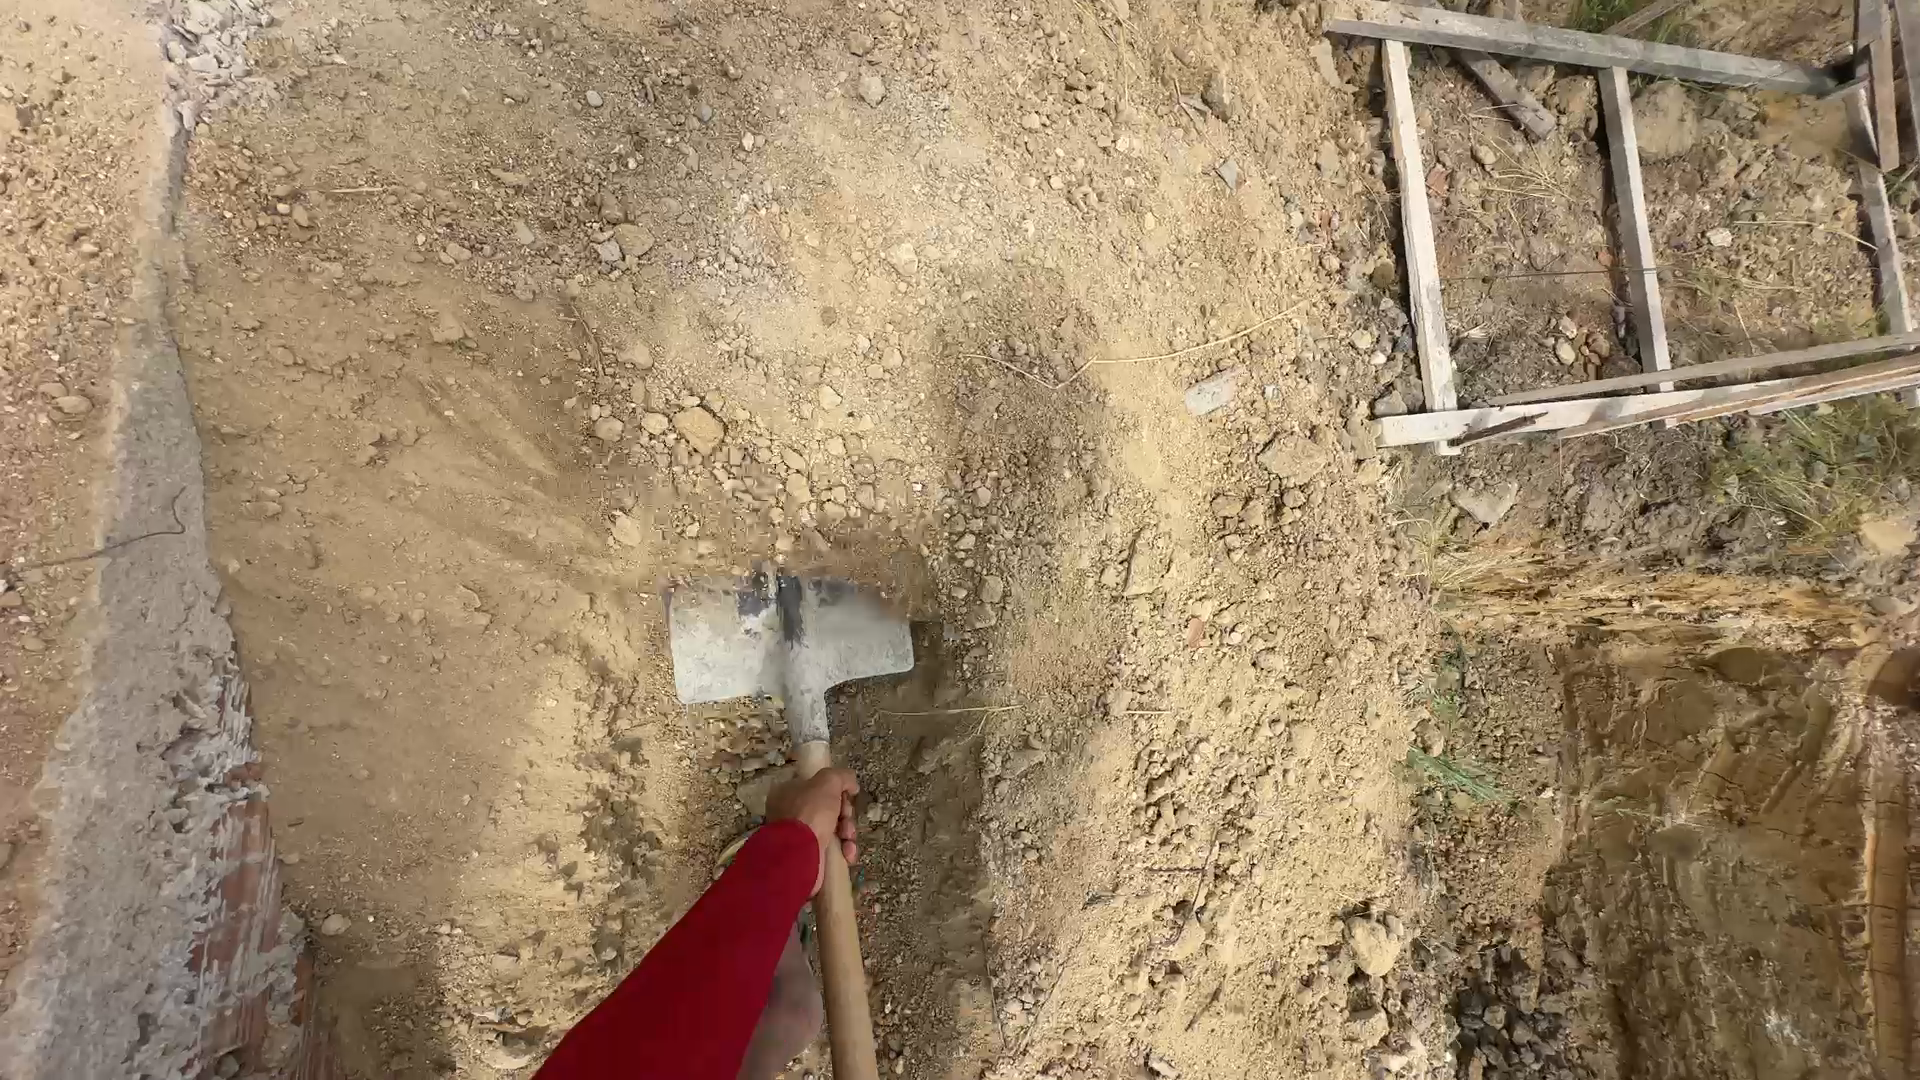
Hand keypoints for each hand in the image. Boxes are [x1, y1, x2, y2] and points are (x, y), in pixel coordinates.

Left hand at [766, 767, 859, 896]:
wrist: (799, 855)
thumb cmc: (810, 812)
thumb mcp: (828, 781)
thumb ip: (841, 776)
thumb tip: (851, 784)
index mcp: (787, 793)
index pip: (816, 786)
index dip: (835, 789)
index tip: (846, 794)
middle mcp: (790, 814)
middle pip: (828, 807)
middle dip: (844, 813)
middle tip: (846, 817)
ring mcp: (799, 837)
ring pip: (834, 828)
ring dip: (847, 831)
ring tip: (847, 837)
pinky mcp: (809, 856)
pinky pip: (833, 848)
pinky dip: (844, 849)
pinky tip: (847, 852)